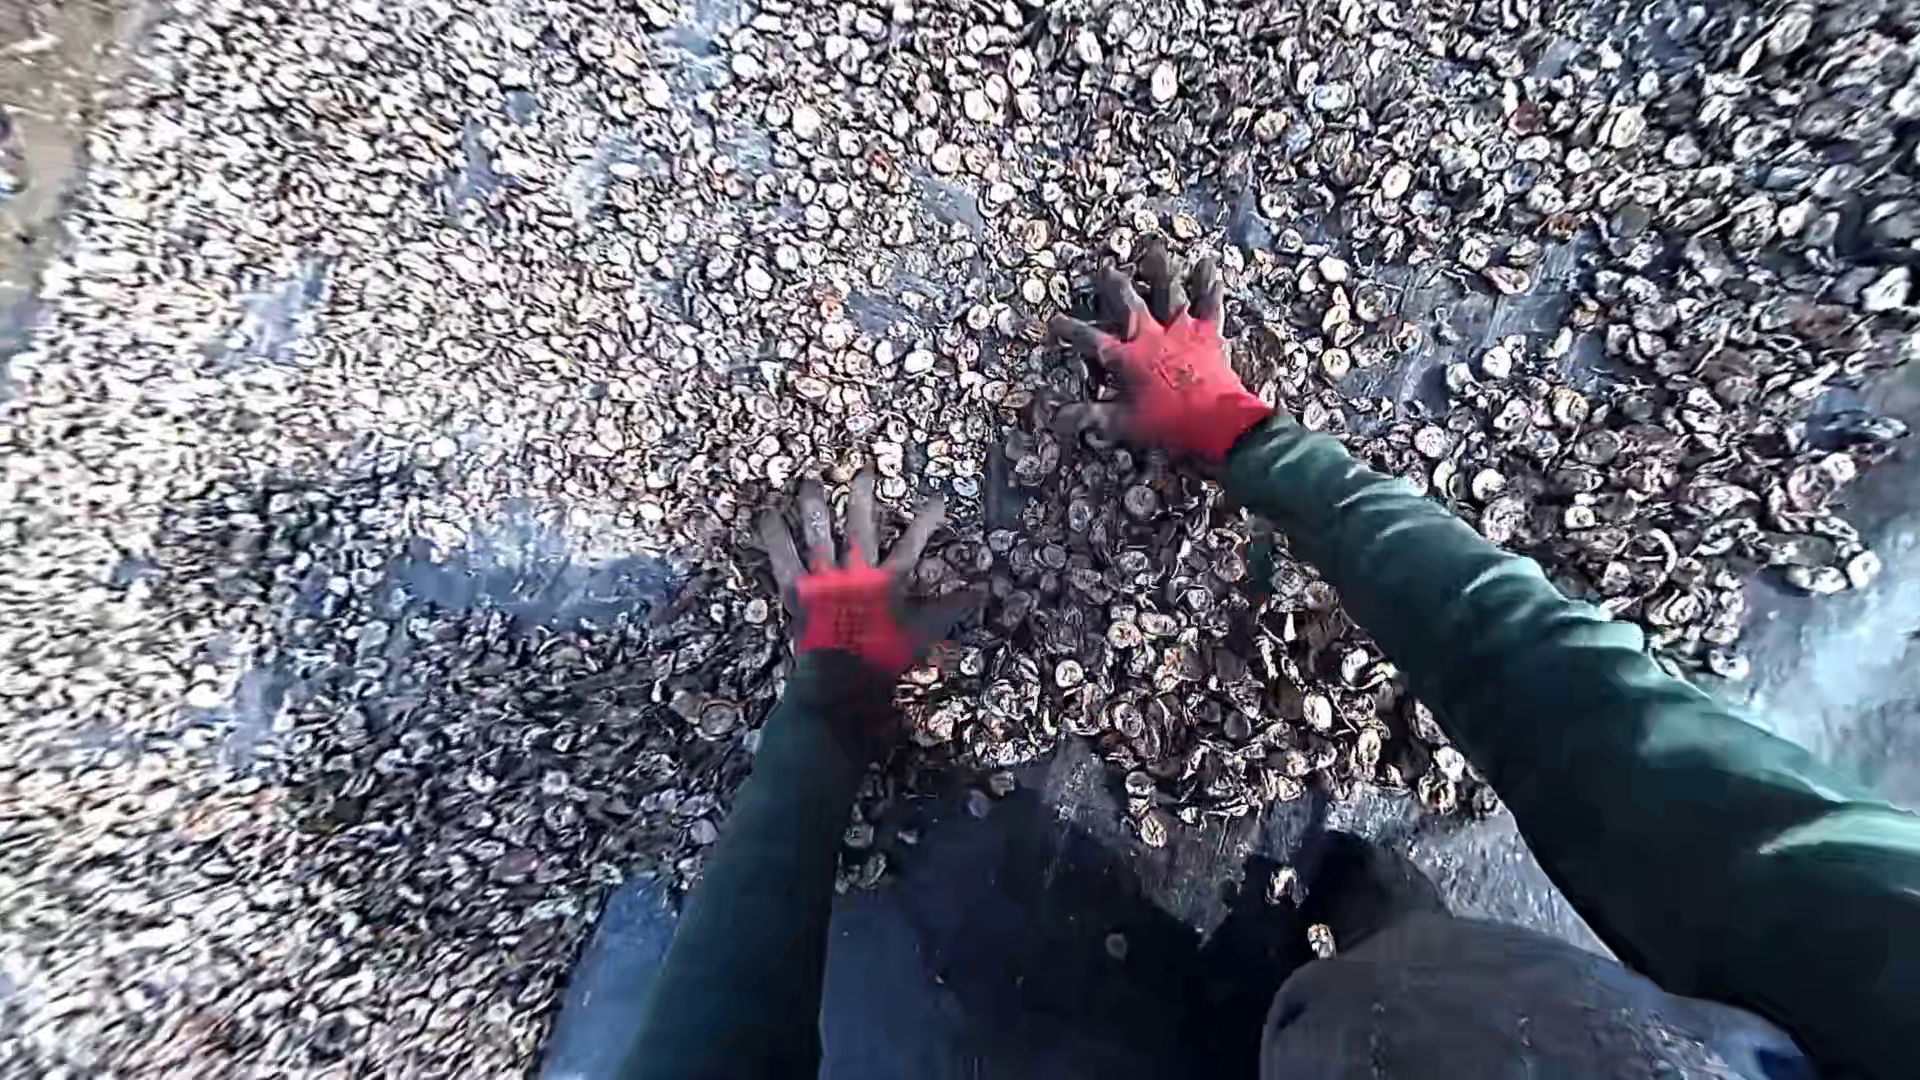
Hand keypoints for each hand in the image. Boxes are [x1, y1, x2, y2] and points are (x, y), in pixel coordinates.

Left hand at [758, 471, 974, 675]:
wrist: (842, 679)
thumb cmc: (883, 655)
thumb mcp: (921, 633)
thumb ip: (947, 610)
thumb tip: (978, 594)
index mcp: (886, 581)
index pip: (912, 543)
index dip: (925, 521)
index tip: (937, 500)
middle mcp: (855, 571)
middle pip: (861, 526)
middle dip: (863, 498)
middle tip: (862, 473)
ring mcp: (825, 578)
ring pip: (819, 534)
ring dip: (816, 507)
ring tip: (810, 481)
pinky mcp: (799, 591)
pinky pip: (784, 559)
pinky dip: (776, 538)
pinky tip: (769, 516)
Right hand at [1049, 238, 1274, 463]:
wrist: (1214, 420)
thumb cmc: (1166, 423)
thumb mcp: (1121, 423)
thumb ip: (1088, 416)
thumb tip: (1057, 418)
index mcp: (1127, 358)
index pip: (1090, 339)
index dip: (1070, 330)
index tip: (1055, 322)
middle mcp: (1150, 336)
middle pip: (1128, 302)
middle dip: (1113, 285)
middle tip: (1105, 269)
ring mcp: (1181, 330)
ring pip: (1168, 292)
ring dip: (1160, 271)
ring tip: (1155, 251)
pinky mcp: (1208, 333)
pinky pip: (1209, 303)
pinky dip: (1208, 285)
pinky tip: (1207, 265)